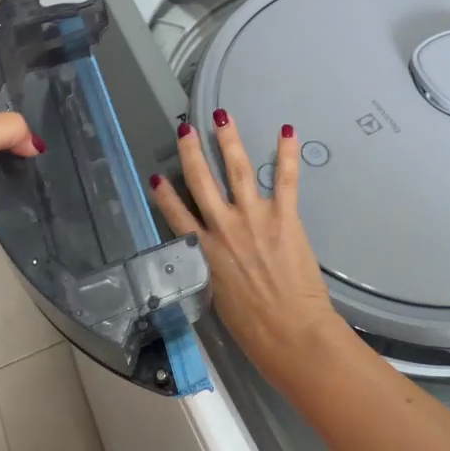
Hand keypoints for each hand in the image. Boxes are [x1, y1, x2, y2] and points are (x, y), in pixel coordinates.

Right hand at [148, 109, 346, 370]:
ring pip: (237, 169)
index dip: (165, 194)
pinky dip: (287, 153)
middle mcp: (224, 227)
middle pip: (201, 180)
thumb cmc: (254, 331)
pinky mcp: (284, 217)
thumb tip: (213, 258)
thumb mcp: (218, 299)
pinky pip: (286, 179)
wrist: (292, 335)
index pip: (177, 215)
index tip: (157, 176)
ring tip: (223, 115)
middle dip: (191, 151)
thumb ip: (213, 270)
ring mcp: (254, 218)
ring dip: (228, 139)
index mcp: (205, 251)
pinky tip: (287, 131)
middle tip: (185, 127)